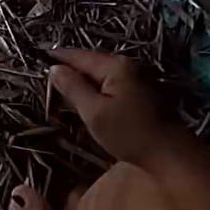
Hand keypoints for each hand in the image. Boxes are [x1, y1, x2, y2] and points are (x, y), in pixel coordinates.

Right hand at [47, 48, 188, 165]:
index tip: (40, 56)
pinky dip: (96, 86)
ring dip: (83, 77)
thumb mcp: (94, 112)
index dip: (59, 57)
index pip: (80, 56)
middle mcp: (128, 66)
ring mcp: (138, 78)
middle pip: (92, 62)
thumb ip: (73, 88)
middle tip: (47, 71)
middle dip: (70, 66)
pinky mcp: (141, 92)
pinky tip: (86, 95)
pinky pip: (112, 83)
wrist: (169, 153)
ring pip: (102, 73)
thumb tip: (54, 69)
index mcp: (116, 66)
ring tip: (62, 82)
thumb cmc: (129, 133)